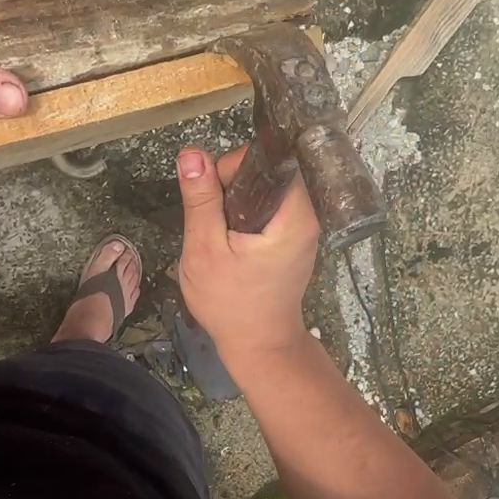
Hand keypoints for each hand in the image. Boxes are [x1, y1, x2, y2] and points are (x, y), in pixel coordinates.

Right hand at [176, 146, 320, 368]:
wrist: (258, 344)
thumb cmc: (231, 303)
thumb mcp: (204, 249)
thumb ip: (200, 200)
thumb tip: (192, 154)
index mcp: (293, 215)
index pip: (269, 160)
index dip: (234, 166)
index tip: (212, 194)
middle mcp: (306, 216)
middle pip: (267, 173)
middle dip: (232, 186)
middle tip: (212, 219)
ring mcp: (302, 229)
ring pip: (265, 192)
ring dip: (236, 203)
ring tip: (221, 233)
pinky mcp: (293, 240)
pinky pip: (267, 211)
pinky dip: (245, 218)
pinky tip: (231, 241)